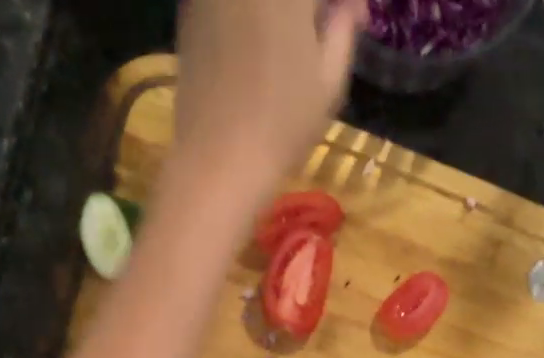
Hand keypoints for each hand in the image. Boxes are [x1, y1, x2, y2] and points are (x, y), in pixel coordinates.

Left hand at [175, 0, 366, 192]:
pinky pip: (231, 5)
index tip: (354, 15)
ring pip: (261, 2)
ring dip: (281, 13)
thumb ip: (343, 29)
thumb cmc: (285, 124)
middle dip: (308, 7)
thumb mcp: (330, 81)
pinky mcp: (190, 7)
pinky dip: (251, 16)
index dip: (341, 2)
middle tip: (326, 24)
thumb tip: (351, 6)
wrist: (218, 156)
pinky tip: (259, 41)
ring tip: (294, 39)